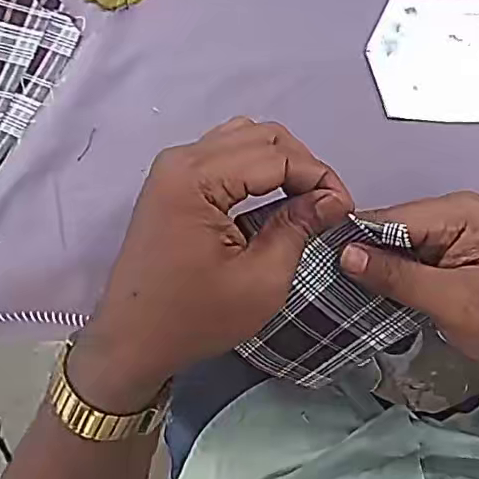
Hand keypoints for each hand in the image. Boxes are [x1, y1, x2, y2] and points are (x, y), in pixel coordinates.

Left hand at [68, 118, 352, 411]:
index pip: (276, 155)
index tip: (345, 208)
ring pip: (244, 139)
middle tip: (328, 205)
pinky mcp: (174, 183)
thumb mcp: (261, 280)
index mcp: (196, 179)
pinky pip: (225, 155)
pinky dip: (257, 168)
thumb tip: (331, 199)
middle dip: (304, 166)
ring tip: (306, 200)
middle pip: (261, 137)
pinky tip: (274, 197)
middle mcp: (181, 160)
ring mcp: (173, 169)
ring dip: (282, 163)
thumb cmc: (194, 319)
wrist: (133, 341)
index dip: (319, 177)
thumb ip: (298, 228)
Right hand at [337, 192, 478, 433]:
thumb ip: (398, 276)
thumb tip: (345, 254)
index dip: (356, 240)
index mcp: (461, 212)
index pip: (392, 217)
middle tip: (323, 282)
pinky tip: (365, 297)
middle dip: (362, 256)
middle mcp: (452, 218)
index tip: (319, 261)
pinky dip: (387, 283)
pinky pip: (404, 268)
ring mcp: (447, 242)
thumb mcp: (452, 300)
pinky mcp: (443, 267)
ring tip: (336, 291)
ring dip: (372, 272)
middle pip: (389, 231)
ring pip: (392, 251)